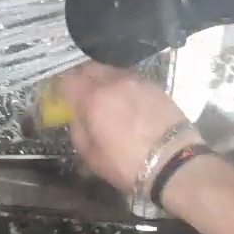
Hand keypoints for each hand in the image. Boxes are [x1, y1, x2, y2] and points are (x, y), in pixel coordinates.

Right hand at [54, 62, 199, 194]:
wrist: (173, 162)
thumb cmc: (127, 165)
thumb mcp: (91, 156)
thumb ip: (78, 131)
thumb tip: (78, 117)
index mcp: (93, 99)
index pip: (67, 80)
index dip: (60, 87)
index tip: (60, 96)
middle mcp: (113, 82)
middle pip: (89, 68)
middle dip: (81, 79)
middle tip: (81, 94)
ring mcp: (136, 81)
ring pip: (111, 71)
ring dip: (103, 81)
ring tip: (106, 98)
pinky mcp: (155, 85)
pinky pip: (131, 79)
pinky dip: (123, 86)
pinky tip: (127, 102)